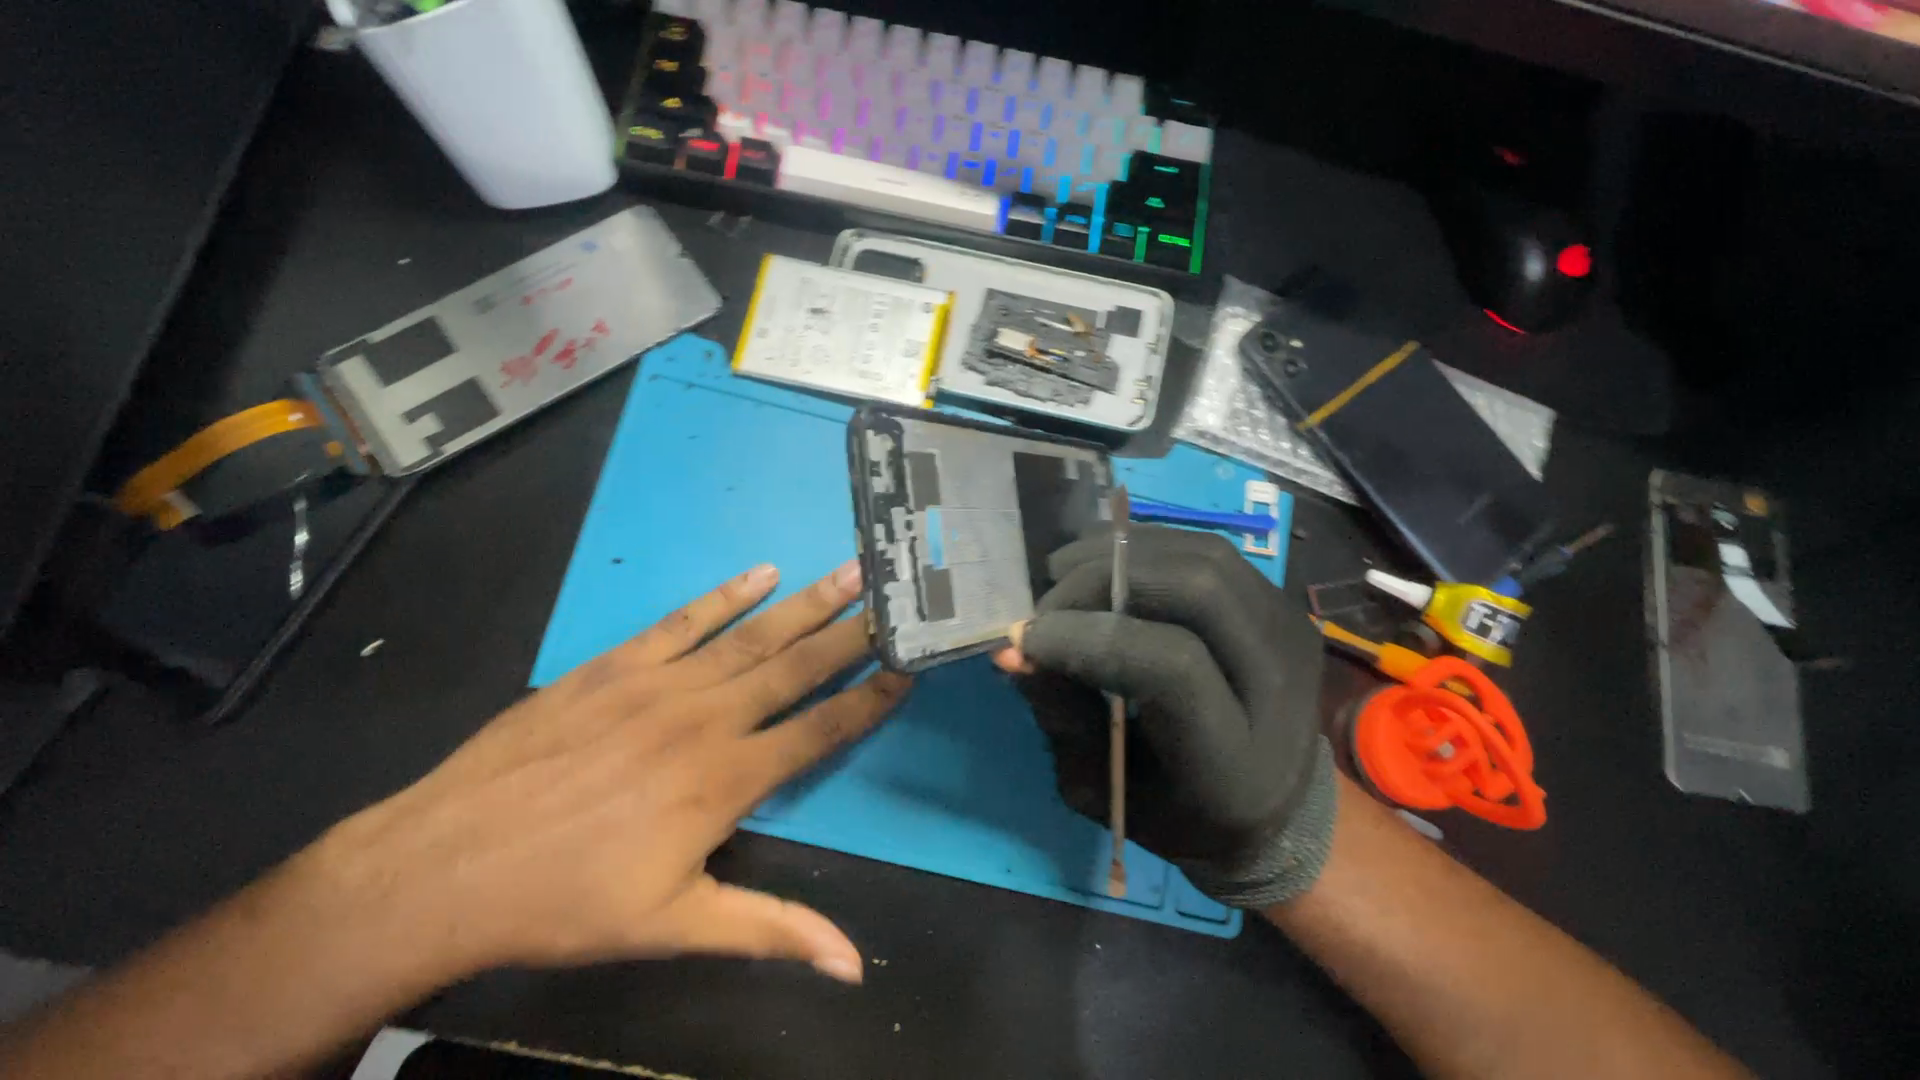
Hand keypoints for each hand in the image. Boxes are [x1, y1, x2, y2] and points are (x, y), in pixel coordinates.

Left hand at [303, 560, 907, 984]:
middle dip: (851, 632)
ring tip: (850, 570)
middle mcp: (704, 718)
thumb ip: (772, 931)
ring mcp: (656, 684)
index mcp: (727, 779)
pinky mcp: (611, 666)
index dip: (870, 700)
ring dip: (805, 604)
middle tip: (895, 595)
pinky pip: (681, 622)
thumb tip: (856, 965)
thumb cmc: (568, 901)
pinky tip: (759, 574)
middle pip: (795, 668)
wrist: (447, 864)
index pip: (820, 730)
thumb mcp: (675, 927)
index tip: (910, 668)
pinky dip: (724, 597)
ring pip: (749, 636)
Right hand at [993, 526, 1337, 907]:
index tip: (1027, 638)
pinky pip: (1210, 551)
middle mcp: (1280, 687)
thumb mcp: (1101, 787)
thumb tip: (1013, 649)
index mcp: (1236, 760)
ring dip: (1121, 553)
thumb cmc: (1176, 812)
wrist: (1272, 806)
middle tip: (1048, 604)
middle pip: (1198, 590)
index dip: (1089, 639)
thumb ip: (1062, 715)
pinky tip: (1105, 567)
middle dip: (1102, 581)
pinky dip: (1147, 549)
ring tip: (1065, 575)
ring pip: (1204, 557)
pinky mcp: (1284, 606)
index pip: (1171, 667)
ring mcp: (1292, 634)